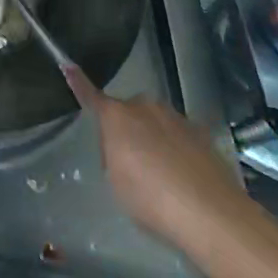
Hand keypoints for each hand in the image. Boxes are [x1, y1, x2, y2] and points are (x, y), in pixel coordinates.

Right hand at [63, 67, 252, 248]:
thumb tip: (123, 146)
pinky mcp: (201, 131)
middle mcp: (145, 107)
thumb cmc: (151, 199)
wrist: (210, 213)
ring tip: (162, 176)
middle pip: (127, 113)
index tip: (67, 64)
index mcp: (117, 117)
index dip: (77, 82)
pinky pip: (178, 135)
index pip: (91, 96)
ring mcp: (176, 116)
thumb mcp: (116, 181)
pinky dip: (176, 148)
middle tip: (131, 165)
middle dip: (126, 130)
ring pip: (155, 122)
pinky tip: (184, 177)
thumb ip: (113, 153)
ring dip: (153, 138)